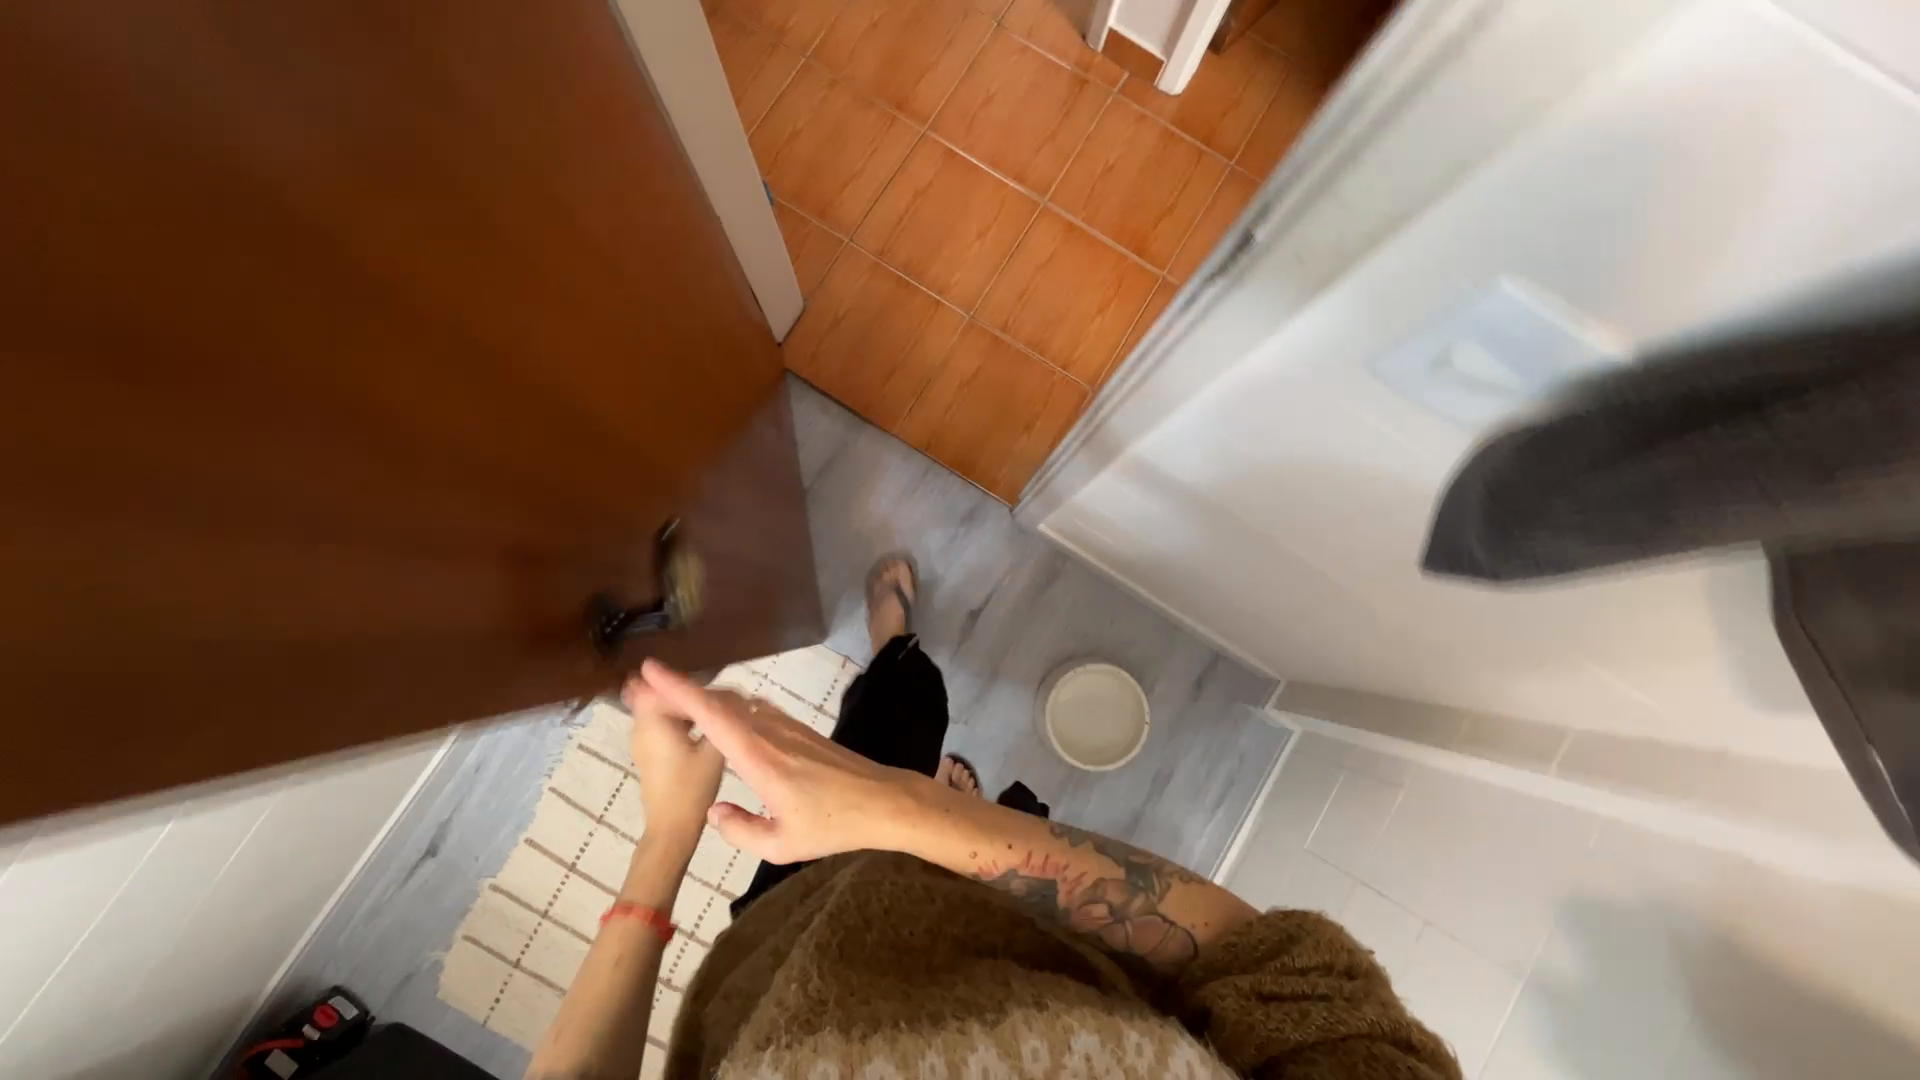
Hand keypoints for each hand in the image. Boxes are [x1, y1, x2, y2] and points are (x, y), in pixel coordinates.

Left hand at [621, 672, 727, 840]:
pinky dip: (676, 718)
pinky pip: (659, 723)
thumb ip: (721, 718)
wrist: (671, 828)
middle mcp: (641, 726)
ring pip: (659, 708)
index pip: (672, 687)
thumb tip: (733, 697)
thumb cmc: (692, 788)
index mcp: (655, 720)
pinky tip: (698, 724)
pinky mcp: (646, 752)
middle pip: (662, 693)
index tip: (721, 689)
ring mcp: (641, 740)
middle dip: (687, 691)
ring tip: (712, 708)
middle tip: (719, 695)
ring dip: (682, 704)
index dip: (696, 684)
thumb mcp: (714, 750)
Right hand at [631, 659, 937, 863]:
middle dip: (684, 688)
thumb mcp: (781, 844)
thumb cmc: (834, 825)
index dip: (681, 690)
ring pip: (740, 701)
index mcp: (761, 758)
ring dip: (708, 696)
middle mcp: (771, 733)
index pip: (714, 716)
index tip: (652, 670)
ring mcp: (789, 727)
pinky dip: (732, 705)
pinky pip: (758, 709)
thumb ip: (739, 829)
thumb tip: (712, 810)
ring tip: (677, 700)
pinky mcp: (801, 729)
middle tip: (649, 685)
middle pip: (722, 700)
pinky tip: (723, 714)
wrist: (883, 801)